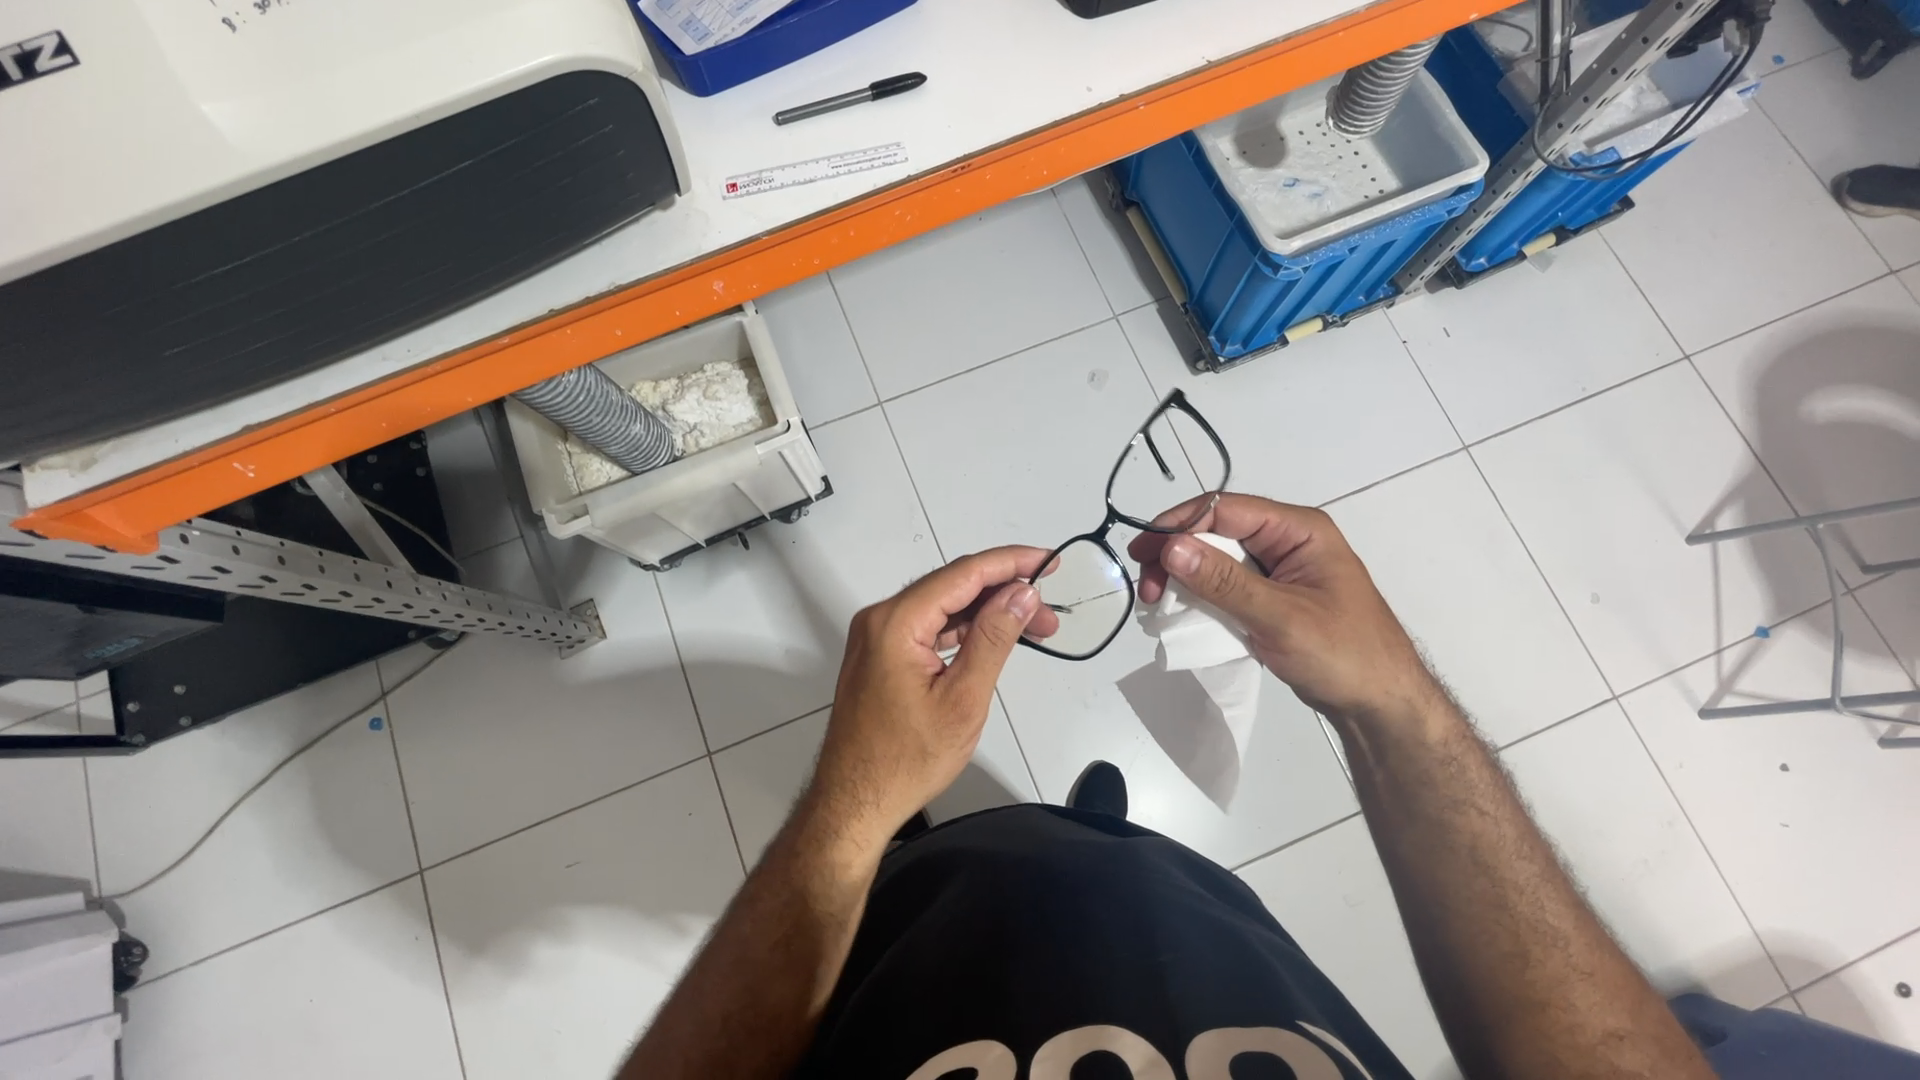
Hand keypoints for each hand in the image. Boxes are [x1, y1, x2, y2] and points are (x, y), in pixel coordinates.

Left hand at [804, 547, 1058, 854]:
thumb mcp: (962, 699)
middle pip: (951, 587)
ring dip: (987, 613)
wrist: (853, 804)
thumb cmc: (908, 759)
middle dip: (1004, 591)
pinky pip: (928, 629)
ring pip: (941, 608)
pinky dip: (963, 631)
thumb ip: (993, 639)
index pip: (962, 574)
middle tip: (1049, 613)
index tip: (1049, 561)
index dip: (1010, 563)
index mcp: (896, 622)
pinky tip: (994, 640)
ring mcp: (877, 637)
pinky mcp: (880, 656)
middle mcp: (881, 619)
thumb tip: (1022, 592)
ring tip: (1034, 627)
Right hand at [1127, 494, 1440, 724]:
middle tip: (1146, 589)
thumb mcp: (1280, 617)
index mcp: (1298, 530)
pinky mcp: (1268, 597)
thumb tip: (1170, 548)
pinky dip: (1198, 596)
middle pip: (1215, 531)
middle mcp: (1285, 541)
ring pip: (1215, 559)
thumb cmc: (1343, 654)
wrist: (1380, 704)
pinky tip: (1179, 613)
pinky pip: (1224, 586)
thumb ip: (1224, 582)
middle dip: (1175, 554)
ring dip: (1182, 577)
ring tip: (1155, 603)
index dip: (1178, 524)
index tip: (1142, 552)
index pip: (1224, 509)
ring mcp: (1276, 570)